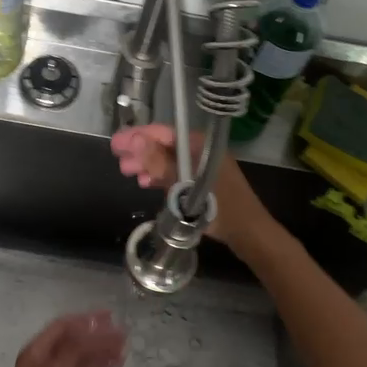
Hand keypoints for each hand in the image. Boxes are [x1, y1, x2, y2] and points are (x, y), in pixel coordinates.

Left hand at [0, 312, 125, 366]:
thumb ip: (78, 349)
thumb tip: (97, 328)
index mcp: (37, 352)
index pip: (64, 326)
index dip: (87, 320)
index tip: (111, 317)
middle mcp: (42, 366)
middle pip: (73, 346)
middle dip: (97, 342)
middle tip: (123, 341)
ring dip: (98, 361)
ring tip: (120, 359)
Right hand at [109, 123, 272, 246]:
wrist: (249, 234)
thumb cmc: (220, 206)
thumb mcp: (185, 184)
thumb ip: (159, 163)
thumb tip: (135, 140)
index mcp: (200, 144)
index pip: (163, 133)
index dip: (138, 136)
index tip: (117, 143)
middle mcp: (201, 151)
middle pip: (164, 146)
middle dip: (140, 151)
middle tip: (118, 160)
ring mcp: (202, 167)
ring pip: (168, 161)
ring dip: (147, 165)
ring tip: (127, 173)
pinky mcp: (202, 183)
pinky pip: (176, 174)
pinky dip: (160, 177)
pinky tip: (145, 183)